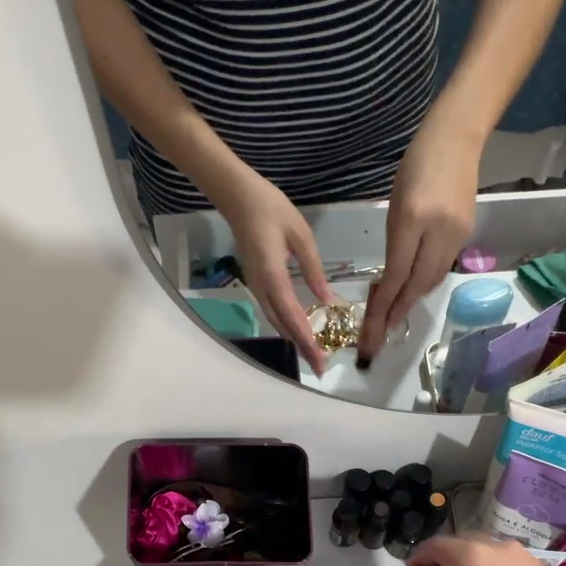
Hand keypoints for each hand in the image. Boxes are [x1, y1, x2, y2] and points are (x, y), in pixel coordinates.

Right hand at [204, 167, 336, 373]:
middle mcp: (262, 287)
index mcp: (273, 275)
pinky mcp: (257, 283)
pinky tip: (299, 331)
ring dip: (294, 339)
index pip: (292, 316)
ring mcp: (256, 286)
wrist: (238, 198)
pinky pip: (273, 311)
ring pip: (276, 321)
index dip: (306, 340)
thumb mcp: (301, 235)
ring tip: (311, 355)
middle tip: (319, 367)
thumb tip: (326, 300)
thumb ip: (313, 269)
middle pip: (283, 325)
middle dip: (301, 348)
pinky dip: (287, 326)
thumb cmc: (271, 209)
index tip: (319, 359)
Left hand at [359, 122, 481, 360]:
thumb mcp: (395, 204)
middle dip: (396, 313)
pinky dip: (425, 283)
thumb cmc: (415, 165)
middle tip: (379, 337)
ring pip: (431, 280)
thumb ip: (395, 242)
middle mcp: (438, 231)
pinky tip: (412, 290)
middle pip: (417, 285)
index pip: (396, 274)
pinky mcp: (466, 233)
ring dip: (411, 300)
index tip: (372, 331)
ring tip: (391, 319)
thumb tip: (390, 280)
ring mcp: (456, 234)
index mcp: (413, 220)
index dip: (383, 306)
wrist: (456, 139)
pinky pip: (442, 267)